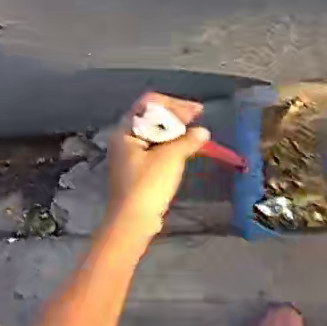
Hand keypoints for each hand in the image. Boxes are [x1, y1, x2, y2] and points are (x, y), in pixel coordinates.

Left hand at [103, 92, 208, 241]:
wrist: (132, 220)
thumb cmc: (148, 185)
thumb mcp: (170, 159)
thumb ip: (187, 141)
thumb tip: (202, 132)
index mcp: (125, 130)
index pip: (149, 104)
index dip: (174, 104)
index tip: (197, 111)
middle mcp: (123, 138)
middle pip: (150, 117)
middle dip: (175, 116)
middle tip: (198, 119)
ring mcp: (129, 153)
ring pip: (153, 133)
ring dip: (174, 130)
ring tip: (196, 133)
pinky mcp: (136, 168)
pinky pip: (154, 147)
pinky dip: (170, 144)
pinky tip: (185, 148)